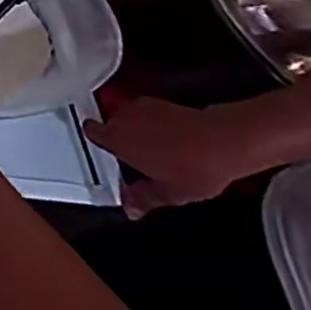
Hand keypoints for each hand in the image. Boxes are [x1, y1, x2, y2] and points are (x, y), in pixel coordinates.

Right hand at [81, 98, 251, 218]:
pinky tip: (169, 136)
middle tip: (136, 157)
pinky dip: (149, 120)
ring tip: (155, 147)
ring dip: (134, 128)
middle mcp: (122, 118)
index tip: (106, 151)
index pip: (90, 131)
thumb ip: (143, 198)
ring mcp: (138, 106)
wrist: (220, 141)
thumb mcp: (169, 193)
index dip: (96, 140)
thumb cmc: (192, 169)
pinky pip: (143, 111)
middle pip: (109, 124)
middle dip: (119, 137)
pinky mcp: (156, 100)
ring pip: (126, 117)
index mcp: (117, 139)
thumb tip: (129, 208)